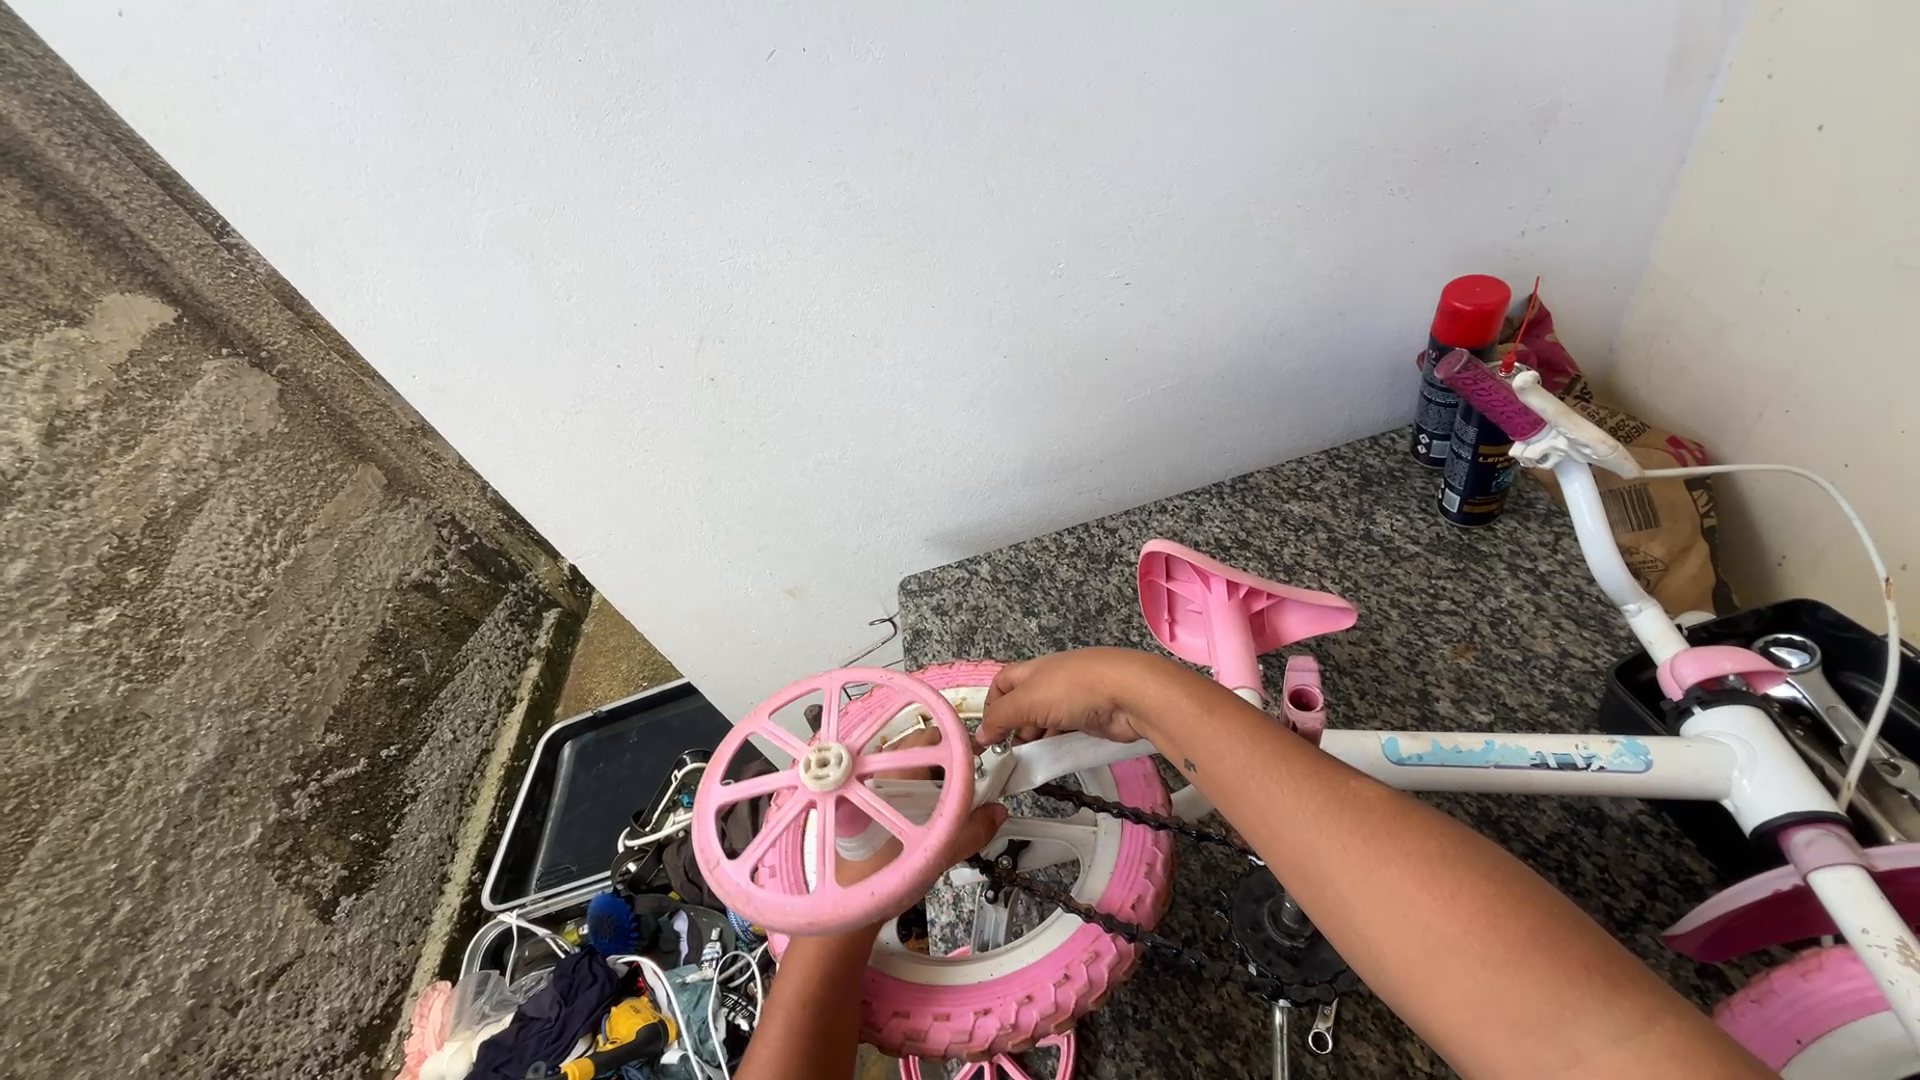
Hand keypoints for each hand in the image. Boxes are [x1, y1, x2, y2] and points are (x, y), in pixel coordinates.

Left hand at [832, 728, 1007, 922]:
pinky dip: (906, 788)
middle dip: (942, 761)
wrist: (846, 911)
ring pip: (899, 765)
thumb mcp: (939, 855)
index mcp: (892, 775)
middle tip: (963, 783)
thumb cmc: (887, 879)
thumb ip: (973, 830)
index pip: (930, 739)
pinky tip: (917, 813)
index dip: (957, 746)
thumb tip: (998, 812)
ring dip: (923, 775)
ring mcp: (859, 787)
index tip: (976, 758)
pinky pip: (885, 781)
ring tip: (942, 800)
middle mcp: (872, 772)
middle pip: (914, 748)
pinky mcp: (852, 803)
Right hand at [979, 647, 1197, 745]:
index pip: (1003, 683)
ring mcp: (1071, 701)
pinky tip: (1049, 762)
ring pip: (1043, 722)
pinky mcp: (1089, 720)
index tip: (987, 731)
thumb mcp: (1027, 701)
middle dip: (1011, 728)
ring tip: (1023, 763)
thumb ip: (1000, 718)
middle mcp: (1050, 683)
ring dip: (1032, 740)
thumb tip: (980, 735)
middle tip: (1004, 755)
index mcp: (1032, 670)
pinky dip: (1054, 746)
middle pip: (1022, 705)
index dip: (991, 703)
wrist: (1128, 694)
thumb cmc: (1072, 688)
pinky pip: (1064, 734)